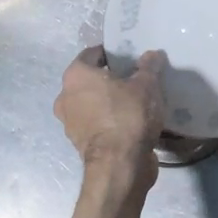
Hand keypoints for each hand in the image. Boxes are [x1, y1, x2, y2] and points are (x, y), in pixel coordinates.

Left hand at [54, 47, 166, 172]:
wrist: (119, 165)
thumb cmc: (129, 115)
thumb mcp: (147, 86)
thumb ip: (149, 67)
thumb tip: (152, 55)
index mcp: (76, 75)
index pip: (92, 54)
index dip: (112, 53)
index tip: (130, 57)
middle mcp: (65, 96)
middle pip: (89, 80)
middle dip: (109, 79)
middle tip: (134, 79)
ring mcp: (69, 122)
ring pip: (91, 103)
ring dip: (108, 102)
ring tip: (134, 102)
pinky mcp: (79, 143)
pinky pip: (95, 124)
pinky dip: (108, 121)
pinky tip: (129, 123)